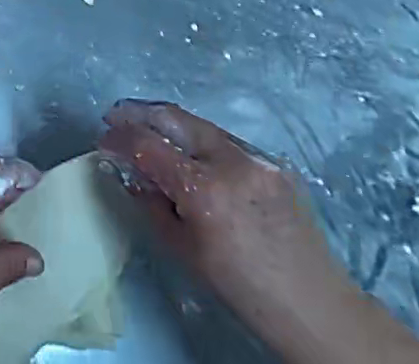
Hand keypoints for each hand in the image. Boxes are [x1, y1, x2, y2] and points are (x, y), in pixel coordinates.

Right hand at [98, 100, 418, 363]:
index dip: (118, 137)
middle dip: (137, 112)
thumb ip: (150, 200)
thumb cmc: (240, 285)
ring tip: (146, 128)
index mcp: (203, 189)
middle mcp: (230, 162)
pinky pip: (223, 140)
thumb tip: (129, 170)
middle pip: (171, 117)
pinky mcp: (273, 163)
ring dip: (167, 123)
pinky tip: (187, 151)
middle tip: (115, 115)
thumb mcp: (180, 246)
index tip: (102, 140)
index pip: (145, 143)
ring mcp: (257, 158)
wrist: (316, 306)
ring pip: (197, 124)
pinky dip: (196, 138)